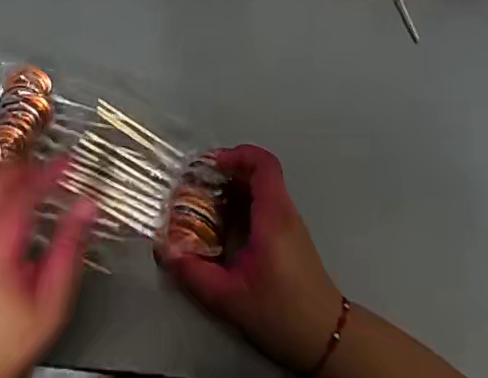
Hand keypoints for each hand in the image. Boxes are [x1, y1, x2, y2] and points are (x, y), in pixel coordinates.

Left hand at [0, 159, 98, 377]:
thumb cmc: (13, 339)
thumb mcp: (52, 298)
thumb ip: (69, 248)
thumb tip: (88, 205)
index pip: (21, 195)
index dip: (48, 173)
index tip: (70, 160)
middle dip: (23, 167)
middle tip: (51, 161)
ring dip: (6, 177)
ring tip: (33, 170)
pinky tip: (7, 196)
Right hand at [160, 145, 345, 372]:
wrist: (321, 334)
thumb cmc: (278, 310)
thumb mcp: (228, 297)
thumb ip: (194, 272)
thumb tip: (165, 249)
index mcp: (274, 214)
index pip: (264, 163)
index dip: (238, 154)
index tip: (211, 165)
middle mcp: (284, 210)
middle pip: (261, 172)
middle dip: (230, 170)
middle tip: (199, 183)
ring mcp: (290, 222)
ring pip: (264, 188)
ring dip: (235, 188)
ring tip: (205, 203)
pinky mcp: (290, 235)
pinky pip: (266, 205)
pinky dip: (244, 204)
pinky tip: (223, 226)